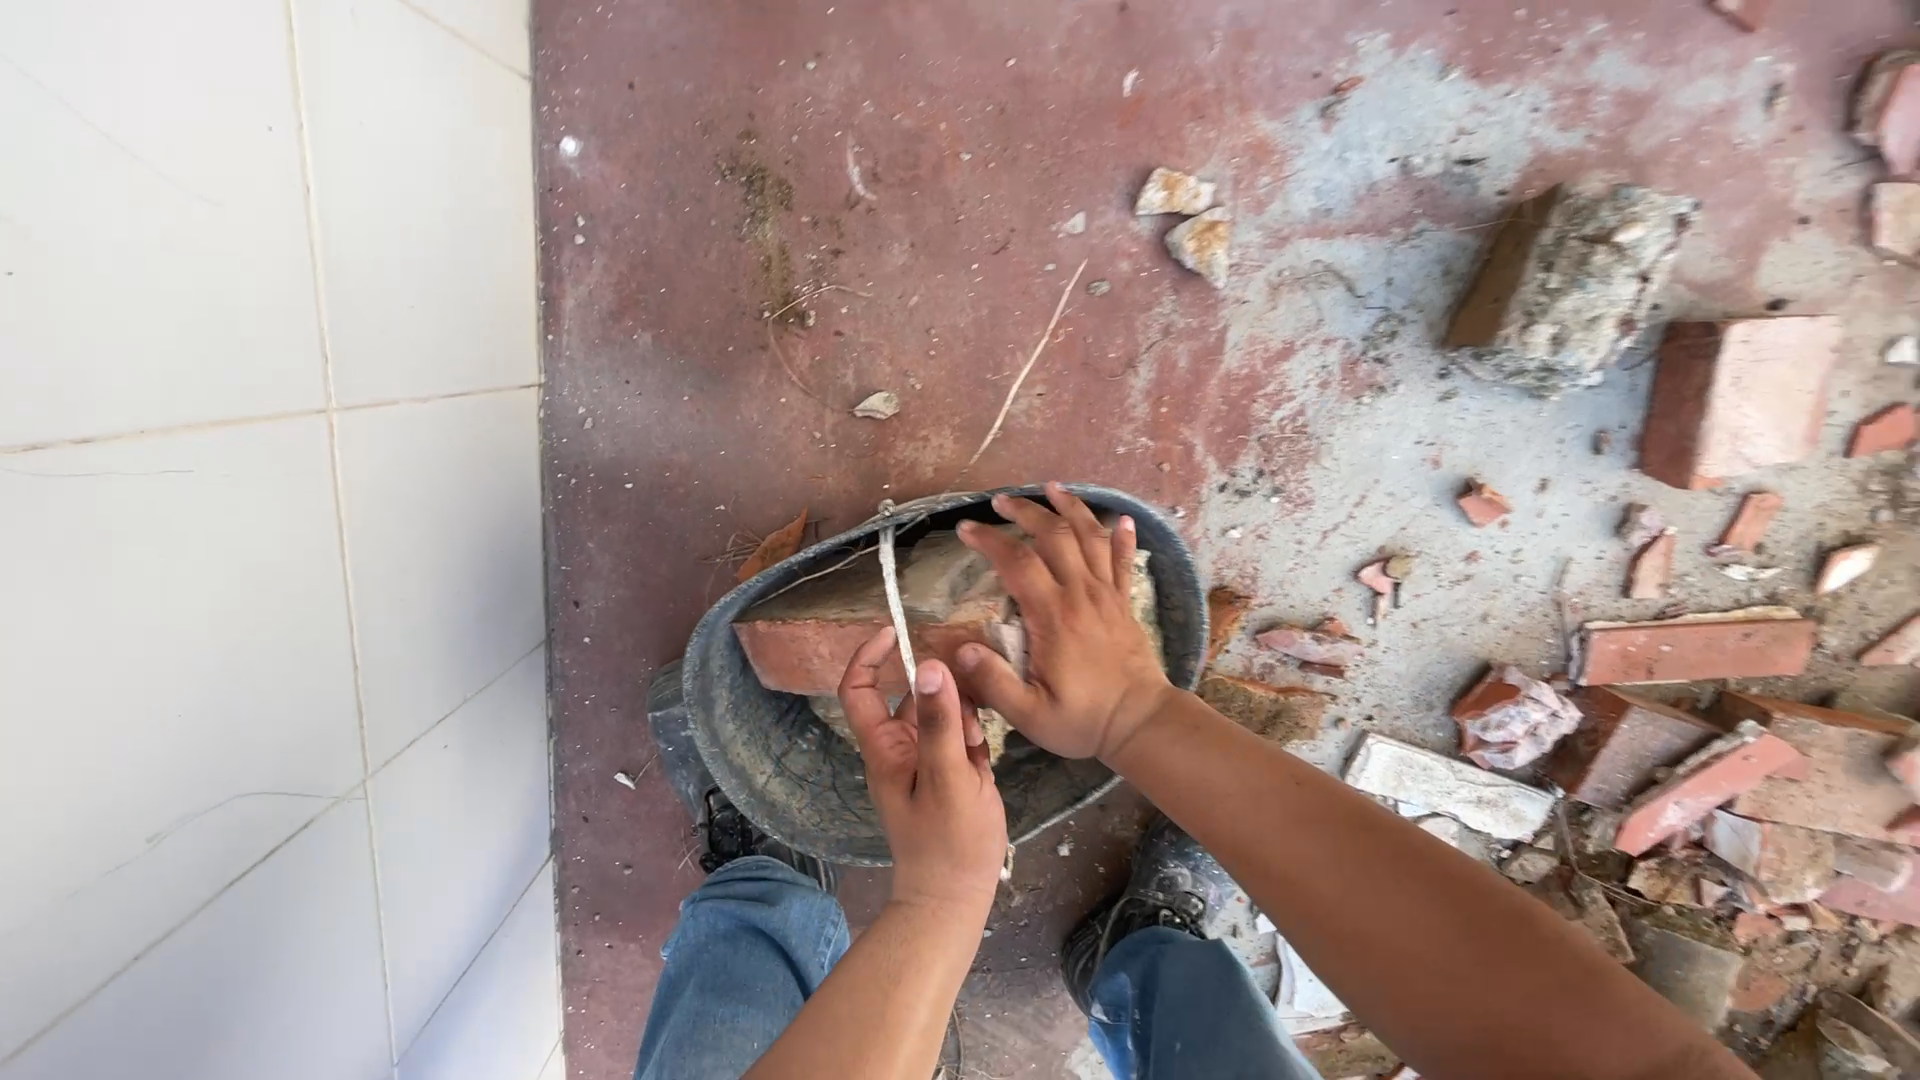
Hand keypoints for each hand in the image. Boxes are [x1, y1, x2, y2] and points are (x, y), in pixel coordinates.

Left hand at [840, 626, 1008, 913]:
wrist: (955, 898)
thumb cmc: (947, 842)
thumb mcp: (948, 777)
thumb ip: (939, 722)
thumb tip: (930, 665)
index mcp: (885, 747)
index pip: (858, 689)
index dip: (869, 656)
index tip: (897, 632)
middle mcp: (900, 747)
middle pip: (915, 695)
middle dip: (944, 694)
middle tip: (970, 715)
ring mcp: (925, 760)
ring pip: (943, 713)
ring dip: (965, 717)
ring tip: (980, 745)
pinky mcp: (948, 772)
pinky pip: (960, 736)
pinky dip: (974, 738)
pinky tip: (985, 760)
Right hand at [952, 482, 1175, 761]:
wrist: (1142, 725)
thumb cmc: (1083, 721)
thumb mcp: (1030, 715)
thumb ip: (994, 683)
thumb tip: (960, 650)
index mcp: (1054, 616)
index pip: (1017, 562)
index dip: (990, 540)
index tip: (966, 529)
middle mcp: (1081, 594)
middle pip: (1054, 535)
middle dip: (1025, 511)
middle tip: (1000, 500)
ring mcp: (1107, 595)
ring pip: (1090, 537)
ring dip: (1070, 508)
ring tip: (1051, 489)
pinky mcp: (1124, 603)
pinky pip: (1124, 560)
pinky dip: (1120, 537)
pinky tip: (1119, 519)